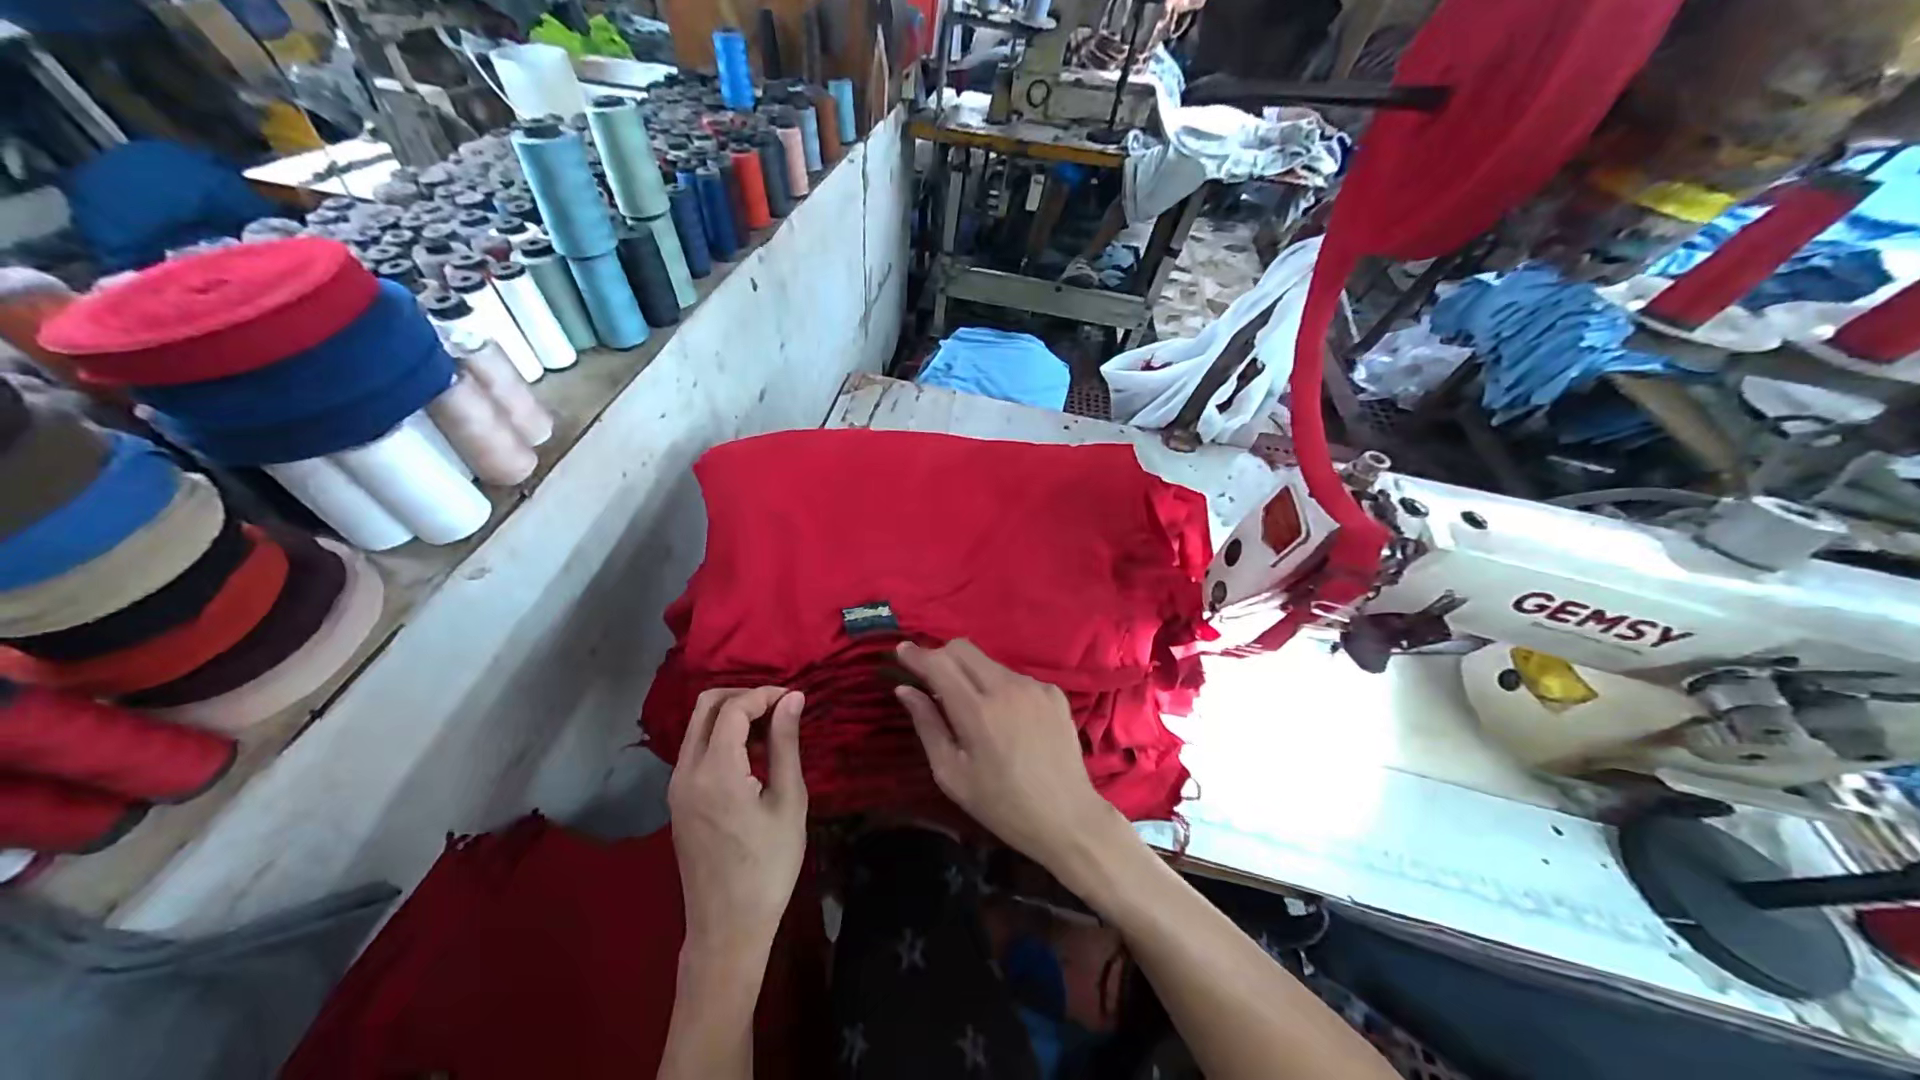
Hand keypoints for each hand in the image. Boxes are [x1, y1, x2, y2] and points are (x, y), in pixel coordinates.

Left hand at [667, 687, 807, 957]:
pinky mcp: (677, 800)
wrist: (727, 927)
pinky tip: (750, 753)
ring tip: (770, 727)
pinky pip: (695, 749)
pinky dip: (721, 736)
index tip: (794, 698)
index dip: (764, 694)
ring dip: (731, 714)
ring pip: (697, 726)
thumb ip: (785, 744)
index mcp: (715, 772)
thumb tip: (792, 698)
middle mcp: (686, 772)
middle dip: (743, 695)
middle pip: (705, 706)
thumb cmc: (768, 866)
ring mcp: (676, 786)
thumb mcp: (788, 801)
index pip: (732, 708)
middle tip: (780, 706)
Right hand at [894, 640, 1121, 871]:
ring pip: (990, 663)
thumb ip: (927, 726)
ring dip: (972, 674)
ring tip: (973, 709)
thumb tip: (905, 690)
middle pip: (963, 649)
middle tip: (931, 680)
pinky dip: (1000, 688)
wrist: (1066, 818)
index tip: (901, 651)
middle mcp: (1007, 688)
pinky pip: (1016, 678)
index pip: (939, 663)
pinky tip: (1006, 719)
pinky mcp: (1054, 693)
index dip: (916, 654)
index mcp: (978, 711)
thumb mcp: (952, 774)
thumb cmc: (1001, 804)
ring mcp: (1035, 687)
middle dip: (941, 656)